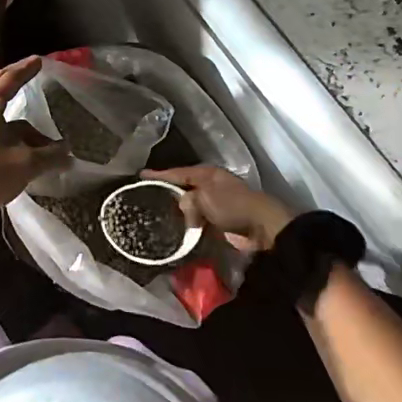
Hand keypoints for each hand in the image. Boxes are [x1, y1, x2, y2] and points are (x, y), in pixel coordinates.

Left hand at [0, 56, 68, 226]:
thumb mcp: (26, 164)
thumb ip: (51, 155)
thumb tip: (69, 153)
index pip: (8, 78)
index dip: (26, 69)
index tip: (41, 60)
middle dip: (18, 80)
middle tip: (36, 71)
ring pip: (4, 117)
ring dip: (26, 126)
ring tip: (49, 141)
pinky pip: (0, 132)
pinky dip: (17, 137)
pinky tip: (33, 153)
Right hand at [144, 165, 294, 251]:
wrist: (261, 227)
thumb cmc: (232, 206)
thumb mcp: (205, 198)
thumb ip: (187, 200)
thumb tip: (182, 207)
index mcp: (207, 174)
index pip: (178, 172)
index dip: (159, 175)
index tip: (141, 175)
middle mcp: (210, 185)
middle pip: (183, 187)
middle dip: (167, 192)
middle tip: (146, 196)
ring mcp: (216, 203)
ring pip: (190, 205)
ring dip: (178, 210)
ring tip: (157, 214)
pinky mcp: (220, 221)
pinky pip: (198, 219)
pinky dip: (188, 223)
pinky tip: (176, 229)